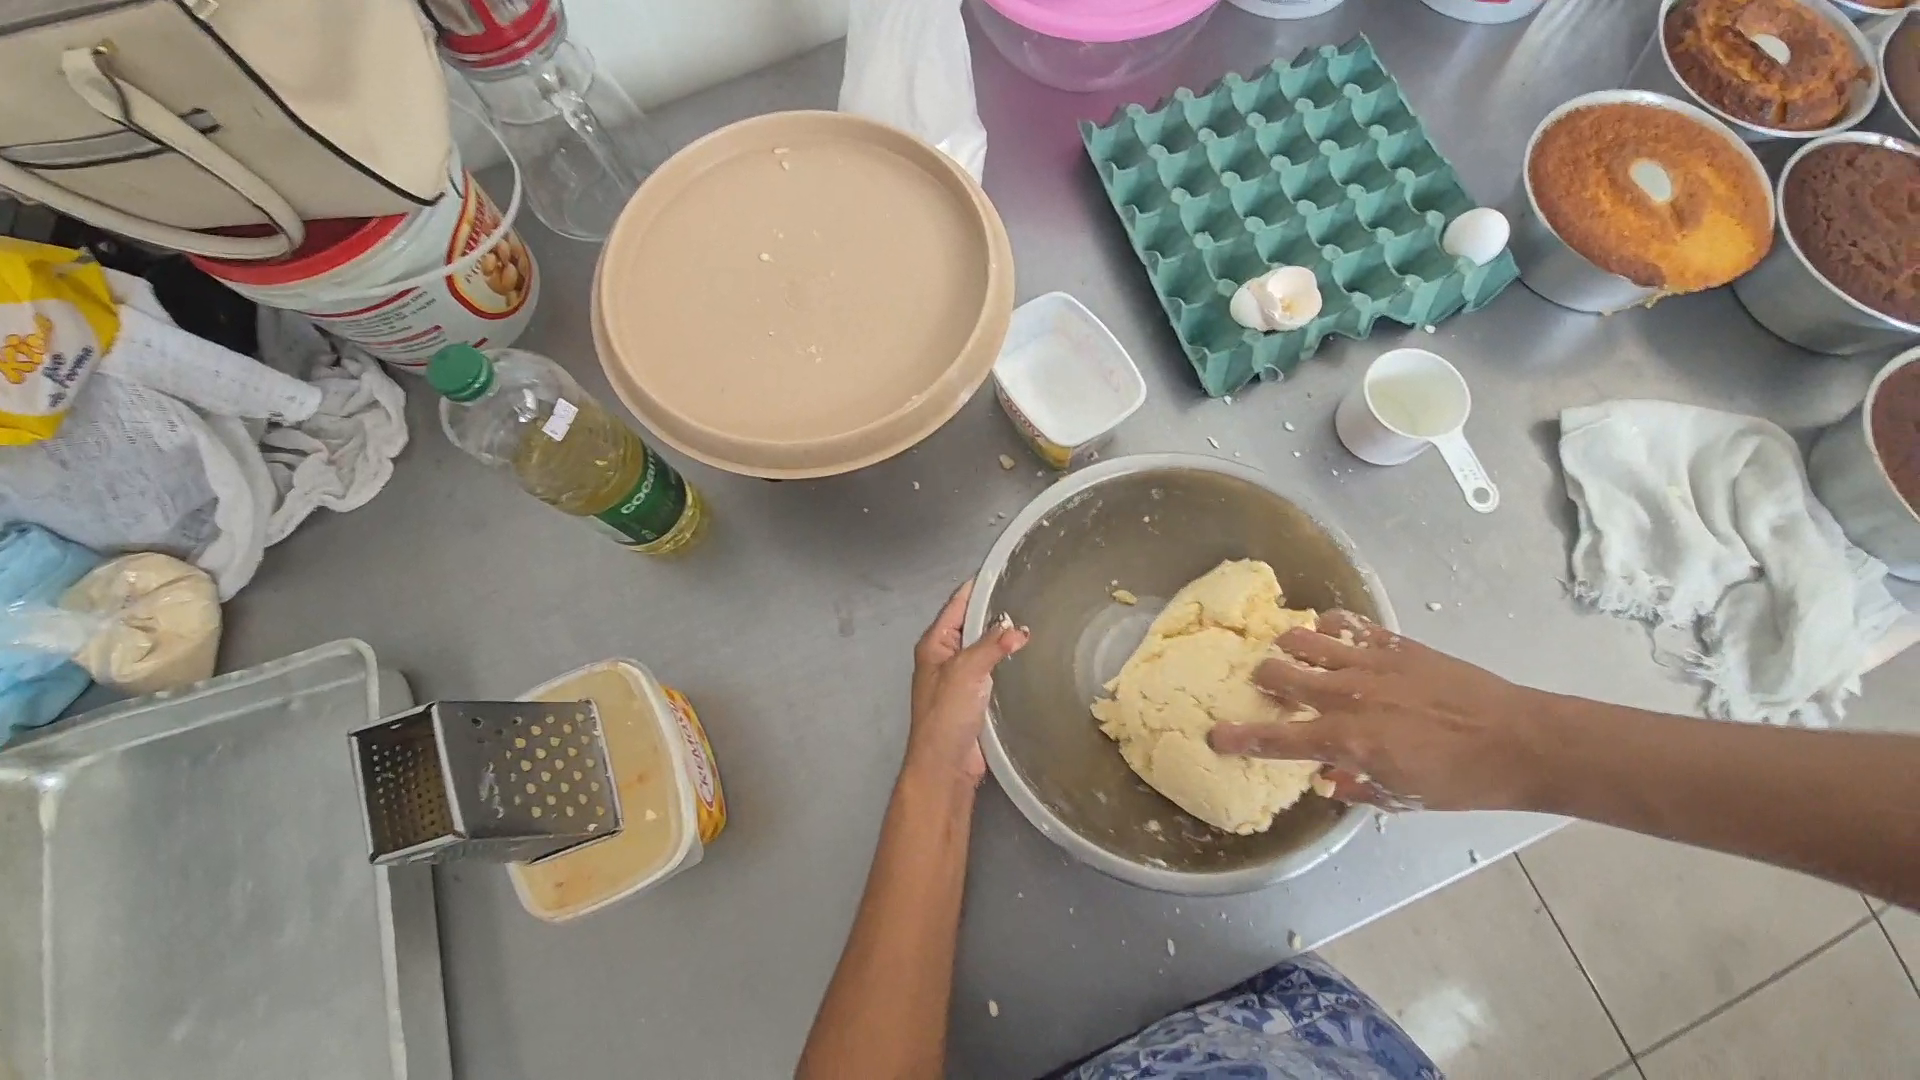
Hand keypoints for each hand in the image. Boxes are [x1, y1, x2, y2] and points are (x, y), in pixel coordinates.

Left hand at [907, 582, 1029, 785]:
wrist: (945, 764)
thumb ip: (992, 645)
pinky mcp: (974, 697)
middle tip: (1028, 594)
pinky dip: (1007, 661)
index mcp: (934, 643)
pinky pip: (992, 670)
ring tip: (1034, 619)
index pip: (956, 604)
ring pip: (984, 648)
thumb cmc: (947, 712)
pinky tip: (1027, 656)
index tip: (1002, 570)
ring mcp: (959, 678)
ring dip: (1003, 638)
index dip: (977, 587)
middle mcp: (944, 656)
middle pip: (972, 624)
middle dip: (995, 612)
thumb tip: (1018, 629)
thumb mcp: (966, 670)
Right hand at [1207, 611, 1549, 811]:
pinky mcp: (1393, 643)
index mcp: (1346, 740)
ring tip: (1290, 654)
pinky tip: (1330, 635)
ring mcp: (1369, 664)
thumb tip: (1328, 775)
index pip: (1276, 739)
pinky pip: (1346, 624)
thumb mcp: (1402, 798)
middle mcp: (1347, 696)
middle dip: (1262, 681)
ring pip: (1303, 640)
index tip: (1215, 736)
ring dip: (1288, 648)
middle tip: (1263, 686)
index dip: (1239, 739)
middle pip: (1279, 675)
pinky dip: (1328, 627)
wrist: (1521, 741)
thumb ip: (1355, 785)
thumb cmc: (1461, 780)